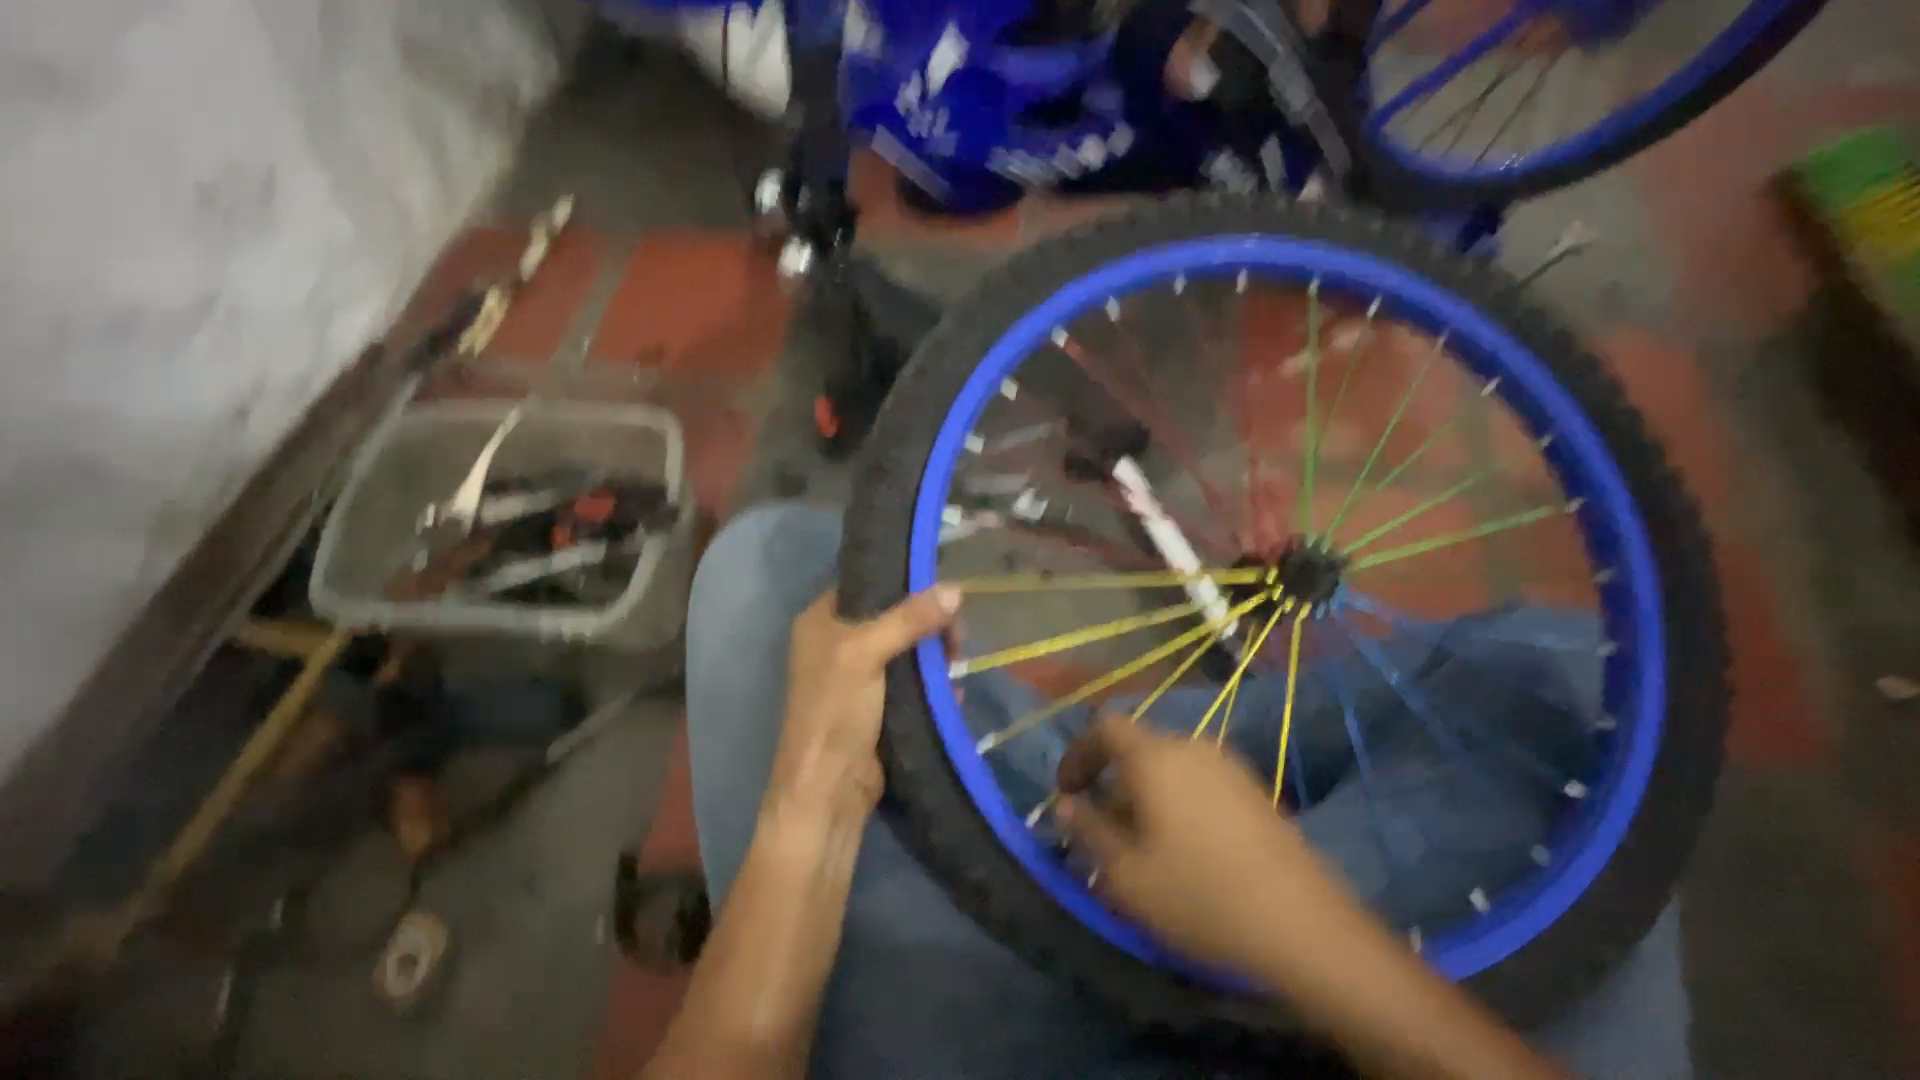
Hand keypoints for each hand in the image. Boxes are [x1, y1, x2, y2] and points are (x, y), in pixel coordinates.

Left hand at [772, 587, 960, 818]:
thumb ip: (909, 619)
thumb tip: (956, 589)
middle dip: (927, 624)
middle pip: (893, 618)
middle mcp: (836, 643)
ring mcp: (858, 677)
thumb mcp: (866, 653)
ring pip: (906, 651)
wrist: (828, 789)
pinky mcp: (878, 707)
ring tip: (958, 664)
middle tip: (956, 637)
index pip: (865, 583)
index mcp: (820, 621)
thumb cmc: (835, 710)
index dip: (902, 581)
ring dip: (934, 655)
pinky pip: (912, 684)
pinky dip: (932, 684)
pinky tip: (953, 690)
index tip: (941, 586)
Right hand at [1055, 715, 1366, 976]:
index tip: (1066, 792)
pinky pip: (1200, 780)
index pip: (1104, 728)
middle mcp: (1192, 747)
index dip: (1078, 754)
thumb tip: (1065, 805)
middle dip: (1112, 778)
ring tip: (1140, 842)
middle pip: (1139, 745)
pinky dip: (1177, 799)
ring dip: (1145, 791)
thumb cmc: (1199, 896)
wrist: (1302, 926)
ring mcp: (1230, 766)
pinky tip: (1184, 847)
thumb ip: (1088, 831)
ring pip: (1171, 764)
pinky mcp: (1255, 790)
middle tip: (1100, 825)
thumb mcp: (1127, 874)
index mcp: (1155, 757)